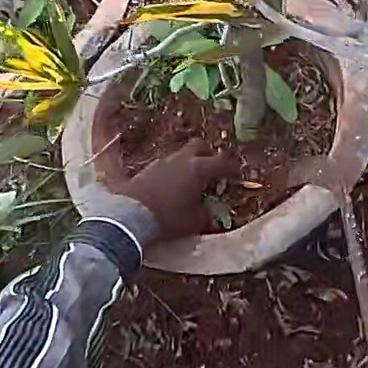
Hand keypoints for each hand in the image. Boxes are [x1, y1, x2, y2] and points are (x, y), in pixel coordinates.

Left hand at [114, 140, 236, 241]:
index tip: (237, 175)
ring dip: (189, 163)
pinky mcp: (148, 168)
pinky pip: (167, 164)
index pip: (223, 163)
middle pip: (200, 146)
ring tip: (190, 180)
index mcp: (199, 169)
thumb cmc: (169, 218)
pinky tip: (172, 185)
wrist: (130, 216)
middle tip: (212, 170)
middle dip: (209, 155)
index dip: (232, 169)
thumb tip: (211, 212)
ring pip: (182, 154)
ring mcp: (163, 161)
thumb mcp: (195, 221)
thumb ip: (207, 213)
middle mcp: (182, 159)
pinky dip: (174, 171)